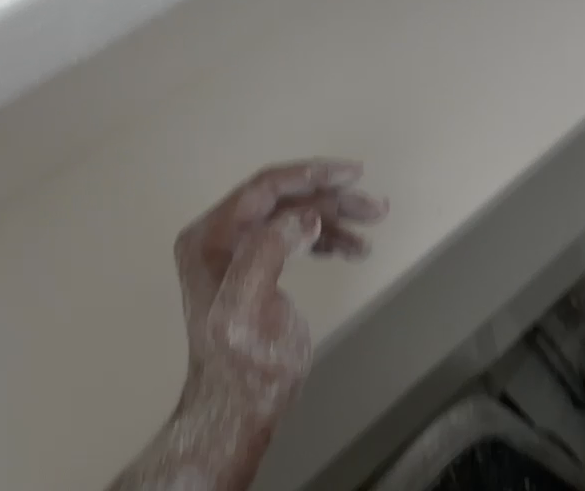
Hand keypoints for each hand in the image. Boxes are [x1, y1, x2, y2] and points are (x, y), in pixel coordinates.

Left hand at [171, 160, 387, 418]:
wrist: (239, 410)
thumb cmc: (244, 362)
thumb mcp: (248, 307)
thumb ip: (267, 251)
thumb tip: (305, 216)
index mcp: (210, 237)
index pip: (264, 188)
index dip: (311, 174)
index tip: (352, 174)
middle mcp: (220, 237)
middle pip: (286, 199)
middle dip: (333, 198)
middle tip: (375, 205)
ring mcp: (239, 253)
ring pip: (297, 216)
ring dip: (337, 217)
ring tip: (375, 222)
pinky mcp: (259, 269)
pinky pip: (299, 238)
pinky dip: (330, 238)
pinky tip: (356, 248)